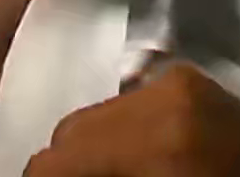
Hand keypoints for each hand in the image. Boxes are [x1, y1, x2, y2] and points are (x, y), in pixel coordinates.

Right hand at [25, 65, 239, 176]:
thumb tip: (58, 176)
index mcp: (160, 149)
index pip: (59, 160)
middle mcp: (159, 99)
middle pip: (67, 133)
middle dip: (61, 172)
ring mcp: (170, 78)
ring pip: (91, 114)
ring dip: (88, 154)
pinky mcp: (181, 73)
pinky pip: (121, 103)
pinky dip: (115, 136)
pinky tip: (135, 161)